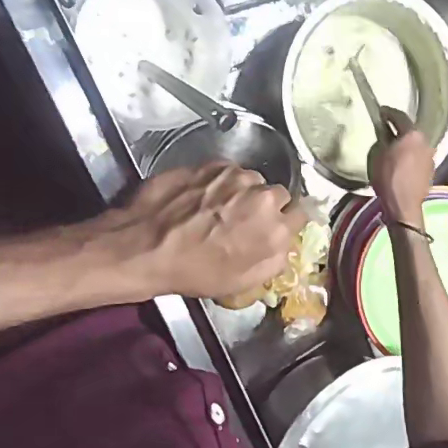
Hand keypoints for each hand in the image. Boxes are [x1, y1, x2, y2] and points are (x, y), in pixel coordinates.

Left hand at [109, 163, 306, 299]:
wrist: (146, 246)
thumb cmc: (195, 271)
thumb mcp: (243, 282)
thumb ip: (275, 261)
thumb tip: (284, 246)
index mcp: (276, 228)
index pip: (302, 214)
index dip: (288, 221)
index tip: (276, 227)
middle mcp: (263, 196)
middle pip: (277, 195)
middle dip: (265, 206)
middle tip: (243, 221)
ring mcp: (236, 176)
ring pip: (252, 181)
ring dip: (242, 192)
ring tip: (218, 209)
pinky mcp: (211, 164)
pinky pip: (227, 172)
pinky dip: (220, 183)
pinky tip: (202, 198)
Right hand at [368, 108, 433, 226]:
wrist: (403, 205)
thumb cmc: (388, 177)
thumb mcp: (377, 154)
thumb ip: (382, 139)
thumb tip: (386, 134)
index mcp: (413, 134)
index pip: (399, 116)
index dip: (388, 113)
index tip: (380, 111)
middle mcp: (426, 142)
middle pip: (410, 131)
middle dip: (398, 129)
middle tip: (386, 129)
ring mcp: (431, 157)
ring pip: (416, 145)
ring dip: (406, 144)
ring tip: (394, 148)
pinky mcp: (431, 170)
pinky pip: (418, 157)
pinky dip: (410, 156)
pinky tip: (402, 162)